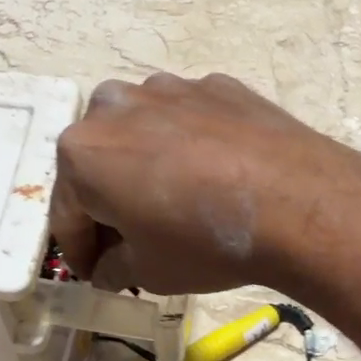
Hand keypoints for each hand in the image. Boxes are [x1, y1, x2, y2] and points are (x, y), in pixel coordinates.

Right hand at [50, 73, 360, 294]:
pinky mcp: (214, 86)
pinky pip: (185, 125)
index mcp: (81, 152)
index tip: (94, 274)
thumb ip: (113, 267)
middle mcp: (113, 105)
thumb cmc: (202, 243)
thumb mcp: (147, 271)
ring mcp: (167, 87)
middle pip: (98, 166)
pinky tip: (211, 184)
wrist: (294, 202)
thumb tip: (108, 268)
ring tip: (173, 211)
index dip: (79, 252)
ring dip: (144, 173)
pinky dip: (186, 153)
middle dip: (108, 206)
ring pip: (140, 138)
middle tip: (130, 244)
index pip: (66, 215)